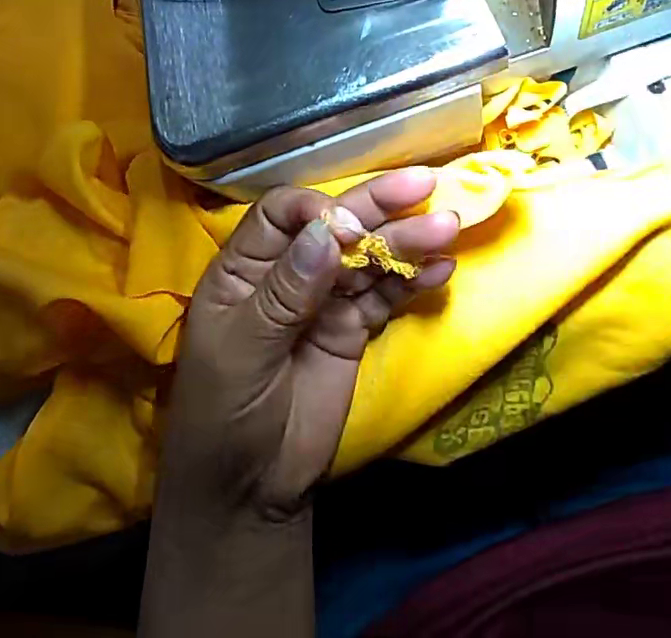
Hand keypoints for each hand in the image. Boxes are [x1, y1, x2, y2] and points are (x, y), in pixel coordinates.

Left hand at [140, 169, 457, 637]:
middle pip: (333, 227)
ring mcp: (323, 301)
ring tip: (446, 227)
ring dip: (405, 242)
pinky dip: (411, 283)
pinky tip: (441, 270)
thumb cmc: (223, 411)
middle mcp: (287, 273)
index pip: (281, 215)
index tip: (346, 224)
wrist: (248, 486)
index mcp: (244, 267)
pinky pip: (384, 298)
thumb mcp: (242, 349)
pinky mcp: (351, 331)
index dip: (315, 209)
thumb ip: (286, 291)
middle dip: (375, 206)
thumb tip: (330, 230)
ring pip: (366, 260)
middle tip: (424, 185)